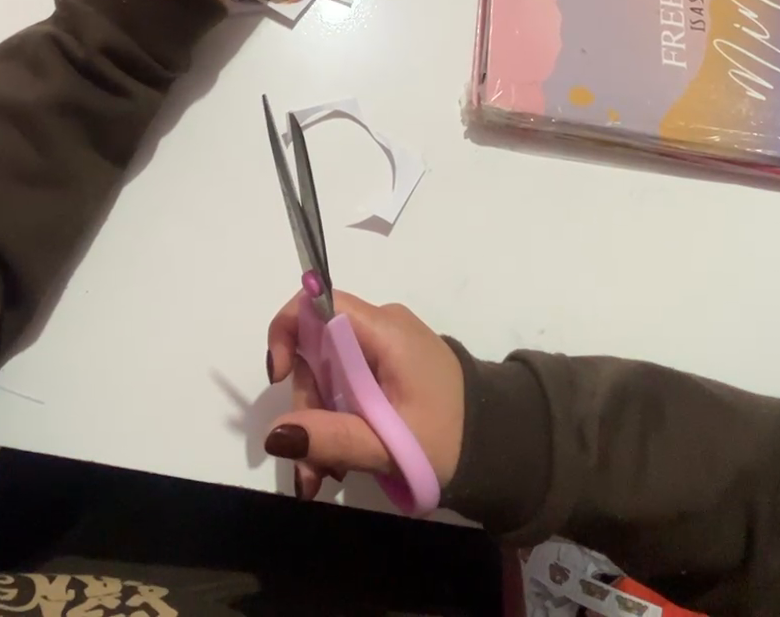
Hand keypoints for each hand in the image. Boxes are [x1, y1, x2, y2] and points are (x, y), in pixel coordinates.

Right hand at [264, 292, 463, 500]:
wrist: (506, 445)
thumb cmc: (452, 439)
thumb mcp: (389, 445)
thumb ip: (332, 438)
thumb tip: (274, 434)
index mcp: (384, 331)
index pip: (318, 302)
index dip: (287, 331)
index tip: (280, 377)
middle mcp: (381, 327)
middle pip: (317, 349)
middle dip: (304, 406)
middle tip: (307, 465)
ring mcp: (385, 347)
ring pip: (328, 372)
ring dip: (316, 423)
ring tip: (321, 477)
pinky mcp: (389, 367)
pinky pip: (347, 382)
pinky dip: (336, 418)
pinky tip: (338, 461)